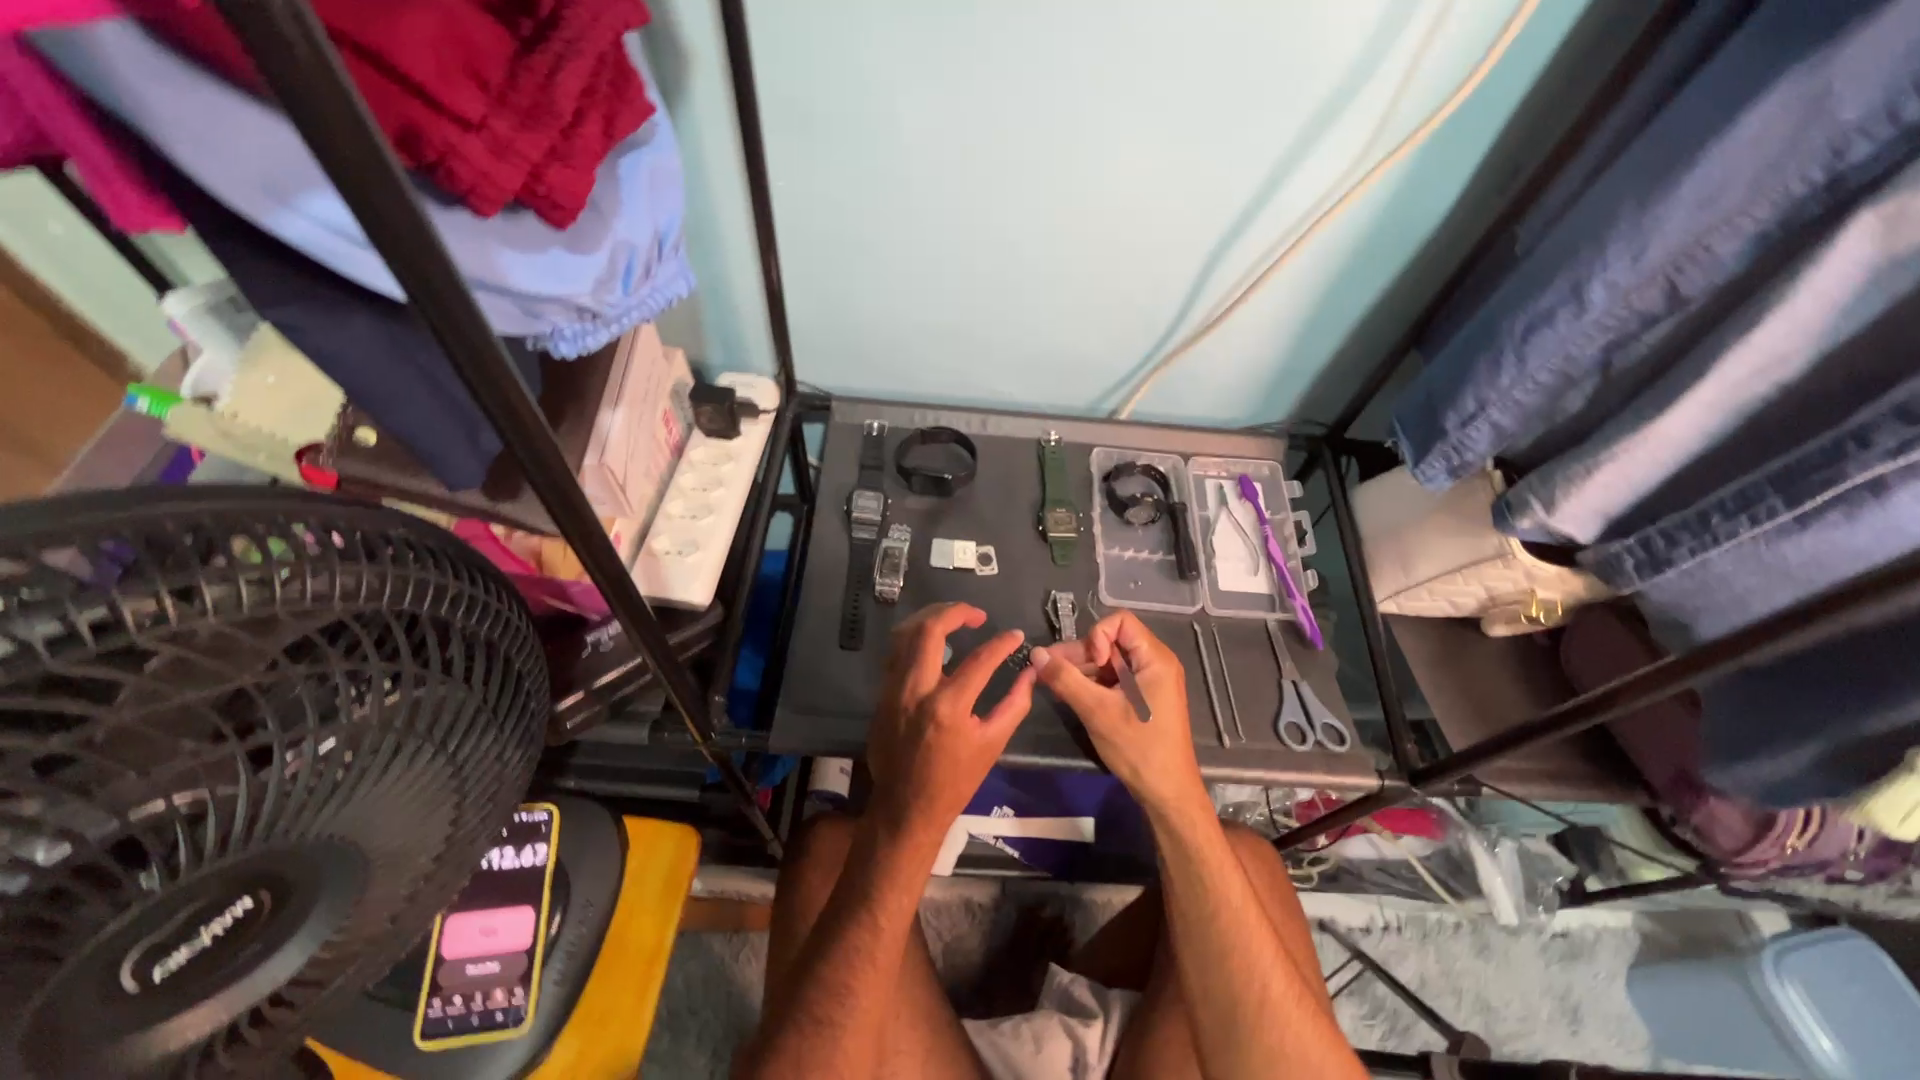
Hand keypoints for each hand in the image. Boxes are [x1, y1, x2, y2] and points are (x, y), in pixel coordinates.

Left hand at [867, 603, 1036, 837]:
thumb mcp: (992, 744)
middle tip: (977, 615)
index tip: (1015, 635)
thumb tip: (1030, 674)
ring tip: (953, 619)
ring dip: (930, 619)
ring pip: (905, 635)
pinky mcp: (881, 695)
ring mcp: (893, 690)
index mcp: (948, 706)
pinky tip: (931, 642)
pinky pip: (895, 654)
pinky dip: (914, 640)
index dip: (1002, 642)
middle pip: (930, 630)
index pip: (980, 659)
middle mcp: (916, 690)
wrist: (906, 806)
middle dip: (956, 613)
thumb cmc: (955, 781)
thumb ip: (1014, 704)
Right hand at [1029, 611, 1206, 814]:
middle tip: (1050, 671)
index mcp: (1154, 659)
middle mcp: (1155, 663)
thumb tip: (1035, 654)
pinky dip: (1093, 683)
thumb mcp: (1097, 711)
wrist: (1166, 791)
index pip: (1120, 621)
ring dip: (1082, 670)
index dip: (1097, 636)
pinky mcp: (1143, 698)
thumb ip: (1065, 679)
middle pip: (1112, 641)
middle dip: (1080, 654)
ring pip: (1110, 661)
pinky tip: (1071, 694)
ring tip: (1054, 684)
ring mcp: (1150, 681)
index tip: (1089, 664)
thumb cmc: (1138, 748)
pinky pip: (1115, 679)